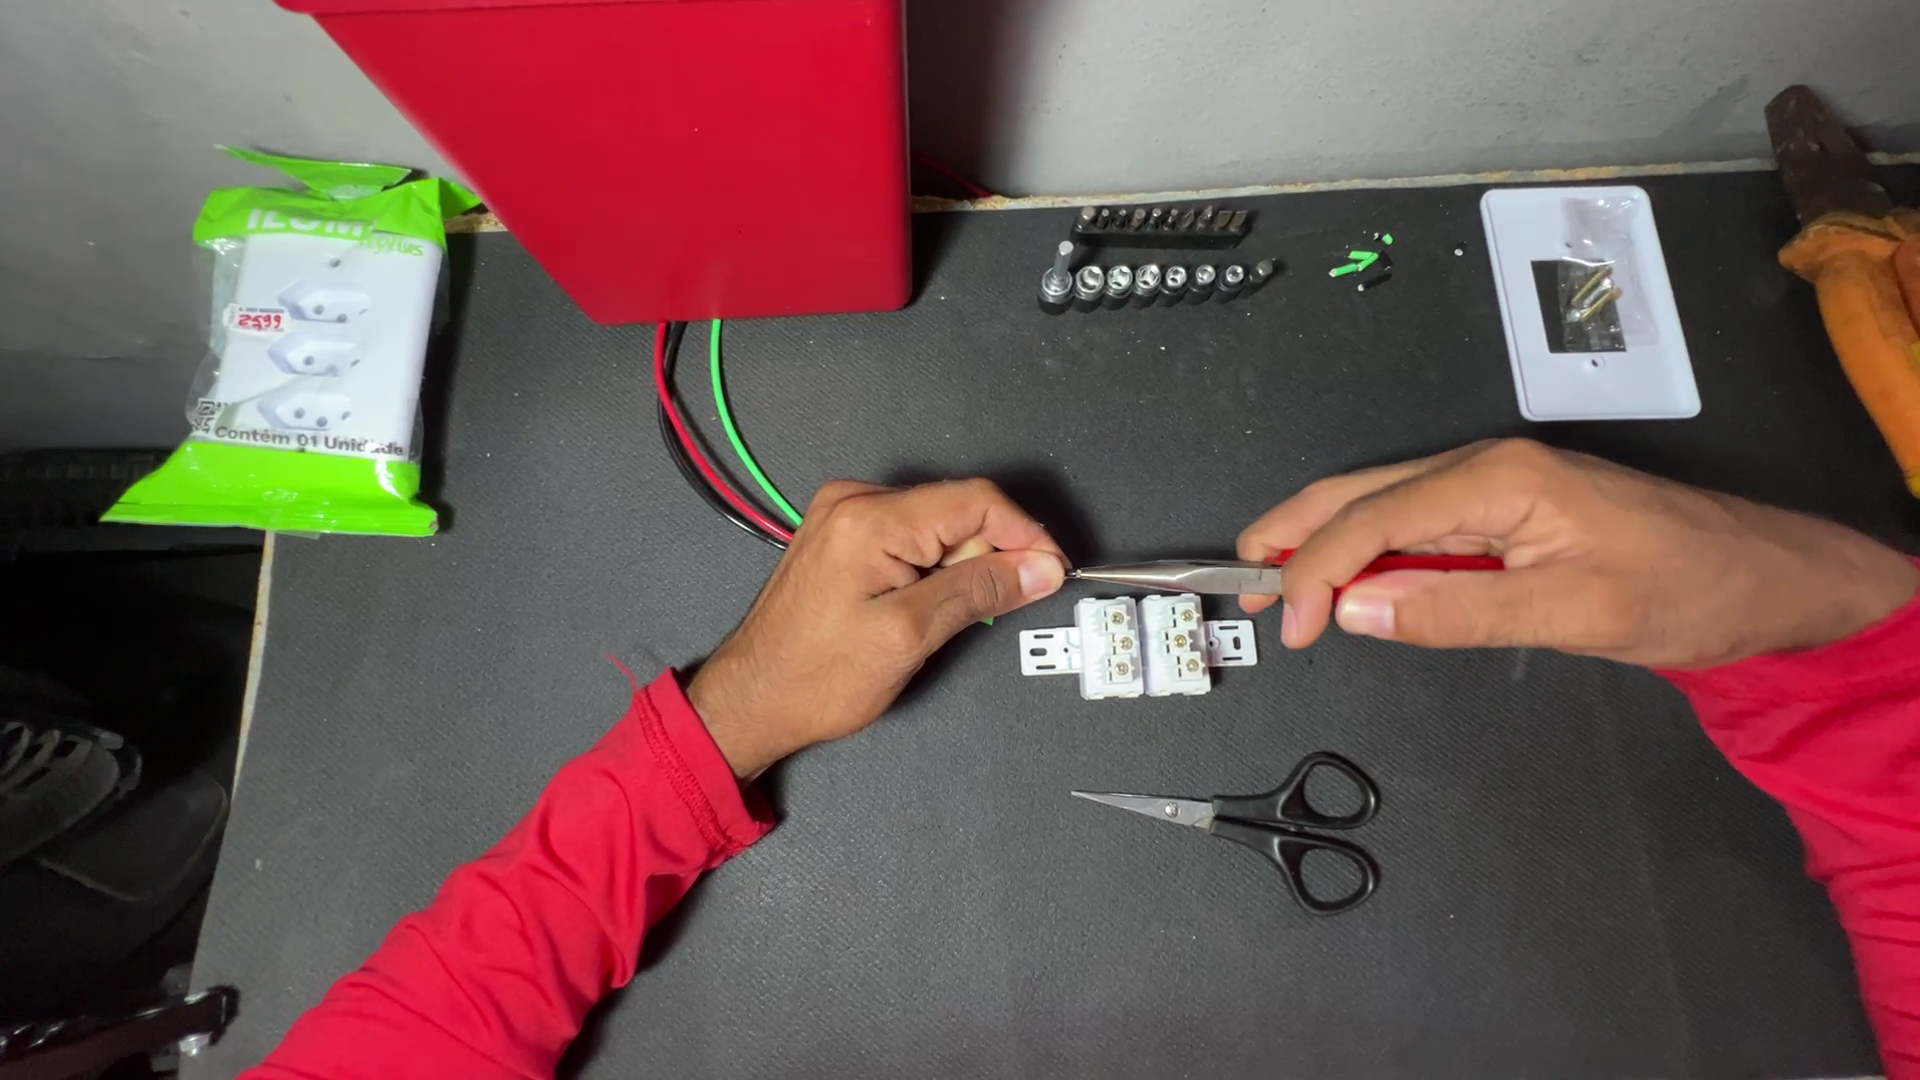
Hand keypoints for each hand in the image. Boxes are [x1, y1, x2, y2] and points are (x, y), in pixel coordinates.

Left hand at [688, 479, 1068, 777]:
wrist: (751, 699)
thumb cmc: (820, 677)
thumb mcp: (910, 635)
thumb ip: (980, 591)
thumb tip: (1042, 567)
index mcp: (871, 517)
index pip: (975, 501)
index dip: (1025, 534)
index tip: (1051, 572)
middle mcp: (856, 499)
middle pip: (957, 511)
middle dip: (986, 557)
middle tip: (983, 612)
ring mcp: (846, 513)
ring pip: (938, 526)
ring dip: (959, 566)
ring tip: (936, 617)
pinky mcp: (844, 533)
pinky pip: (911, 536)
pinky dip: (933, 567)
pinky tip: (919, 603)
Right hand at [1237, 438, 1917, 667]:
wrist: (1775, 578)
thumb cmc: (1688, 591)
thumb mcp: (1573, 613)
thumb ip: (1454, 611)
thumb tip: (1348, 612)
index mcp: (1491, 479)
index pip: (1367, 520)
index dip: (1314, 571)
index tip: (1292, 628)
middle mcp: (1471, 467)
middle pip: (1347, 494)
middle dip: (1284, 537)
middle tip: (1244, 586)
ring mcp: (1474, 484)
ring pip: (1362, 504)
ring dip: (1309, 544)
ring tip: (1272, 586)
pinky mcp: (1481, 508)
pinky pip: (1395, 525)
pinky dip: (1352, 554)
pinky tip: (1337, 581)